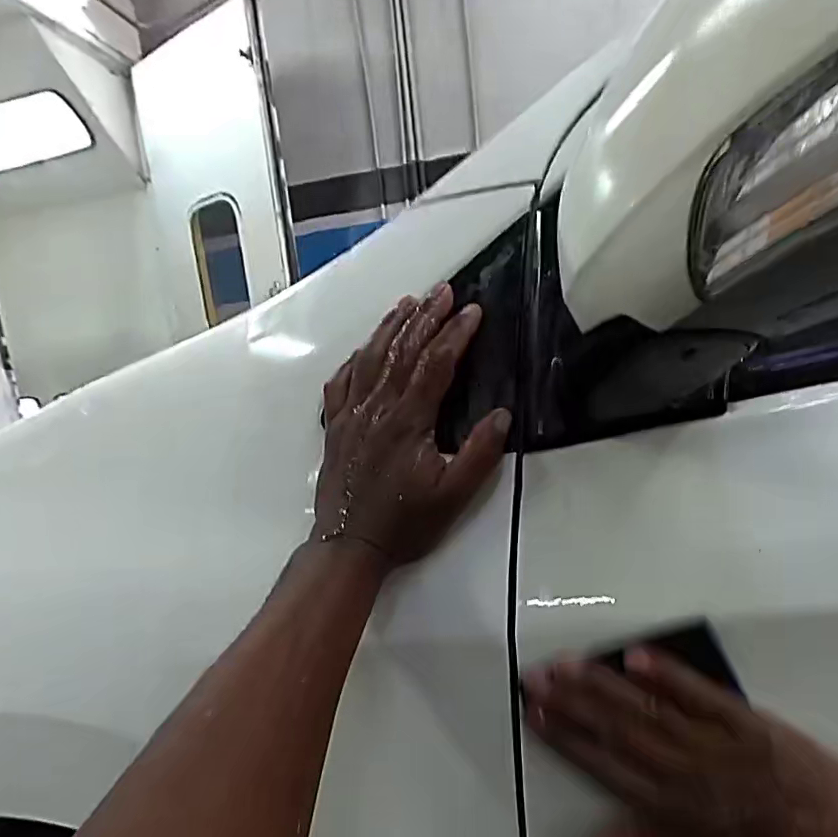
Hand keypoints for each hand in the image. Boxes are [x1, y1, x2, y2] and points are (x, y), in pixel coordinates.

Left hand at [313, 284, 511, 567]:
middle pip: (403, 351)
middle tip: (443, 291)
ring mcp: (351, 416)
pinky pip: (342, 382)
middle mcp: (377, 409)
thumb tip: (502, 415)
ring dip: (390, 328)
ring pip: (370, 359)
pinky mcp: (335, 428)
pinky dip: (355, 359)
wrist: (349, 544)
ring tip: (407, 304)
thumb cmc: (404, 524)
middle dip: (425, 317)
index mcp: (408, 421)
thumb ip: (480, 454)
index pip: (435, 364)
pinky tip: (363, 349)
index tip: (473, 311)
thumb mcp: (453, 496)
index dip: (456, 334)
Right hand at [523, 648, 837, 836]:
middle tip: (536, 675)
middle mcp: (684, 772)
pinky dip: (668, 675)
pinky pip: (702, 695)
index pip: (604, 766)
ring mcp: (717, 744)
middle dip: (572, 701)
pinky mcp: (751, 725)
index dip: (566, 738)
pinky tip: (637, 656)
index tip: (537, 713)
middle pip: (617, 729)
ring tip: (569, 663)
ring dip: (605, 684)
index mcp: (671, 812)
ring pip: (649, 708)